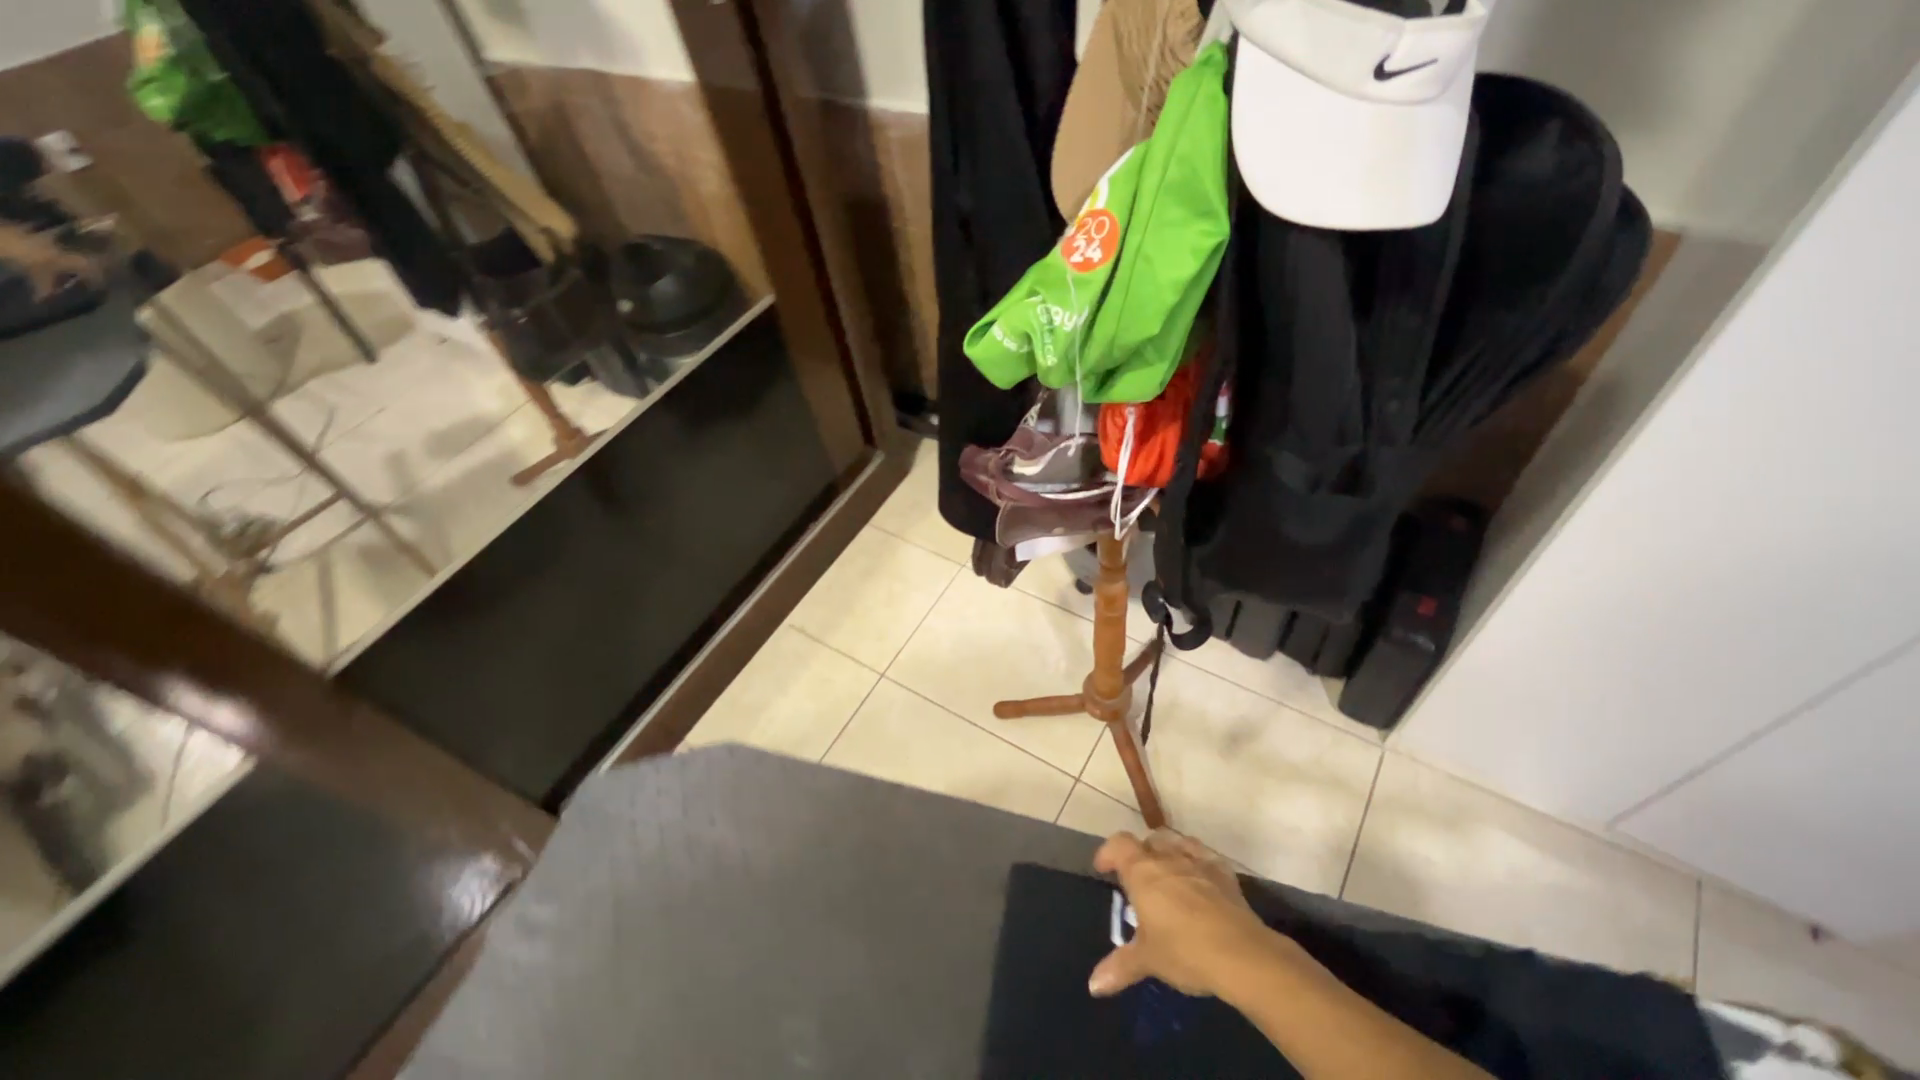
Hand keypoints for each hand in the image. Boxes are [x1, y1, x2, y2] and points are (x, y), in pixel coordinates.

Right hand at [1089, 830, 1292, 999]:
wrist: (1241, 954)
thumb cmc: (1184, 950)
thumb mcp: (1147, 960)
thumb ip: (1120, 966)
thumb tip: (1094, 985)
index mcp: (1143, 872)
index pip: (1119, 844)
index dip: (1108, 853)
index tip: (1104, 869)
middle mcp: (1170, 859)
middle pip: (1150, 840)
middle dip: (1141, 853)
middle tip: (1138, 879)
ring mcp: (1201, 864)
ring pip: (1180, 842)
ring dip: (1170, 852)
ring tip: (1167, 875)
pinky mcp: (1227, 875)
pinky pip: (1207, 856)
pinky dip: (1198, 862)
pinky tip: (1200, 880)